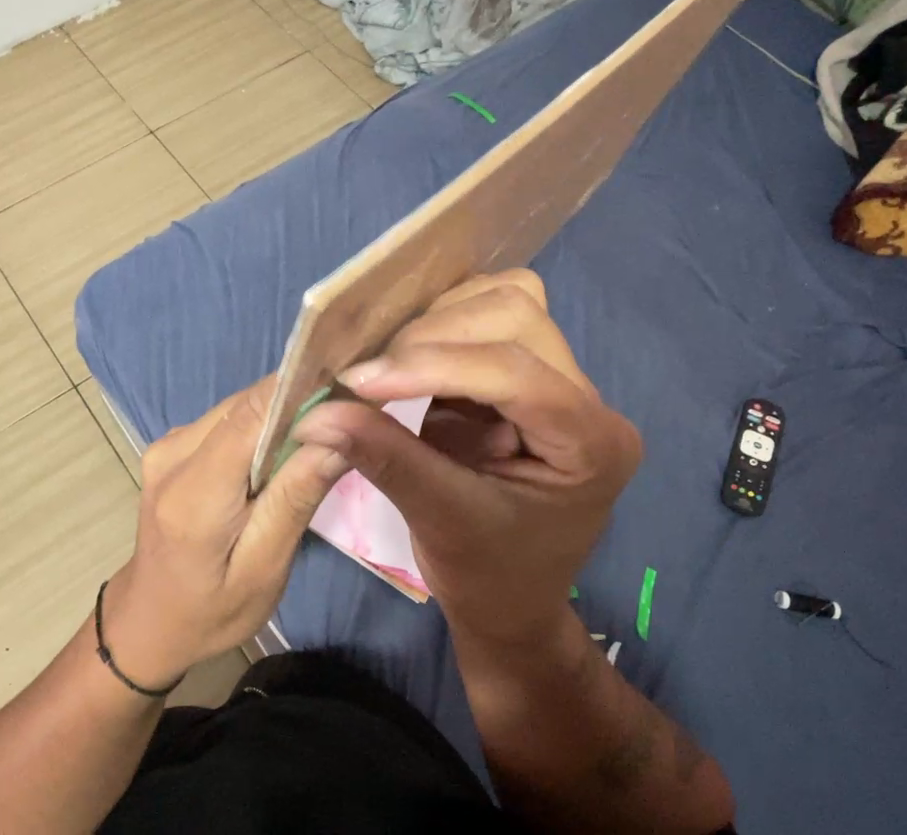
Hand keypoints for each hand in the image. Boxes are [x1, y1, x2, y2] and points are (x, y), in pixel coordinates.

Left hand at [101, 377, 351, 690]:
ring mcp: (167, 444)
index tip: (356, 383)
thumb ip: (294, 500)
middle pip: (248, 405)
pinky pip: (227, 421)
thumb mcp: (264, 569)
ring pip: (240, 408)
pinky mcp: (172, 446)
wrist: (149, 620)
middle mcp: (173, 453)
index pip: (252, 412)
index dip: (303, 387)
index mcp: (194, 491)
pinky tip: (289, 448)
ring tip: (332, 430)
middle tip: (358, 414)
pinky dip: (262, 428)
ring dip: (284, 415)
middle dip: (302, 402)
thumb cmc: (211, 611)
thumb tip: (337, 434)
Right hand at [292, 270, 641, 645]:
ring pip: (503, 303)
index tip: (358, 381)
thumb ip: (385, 456)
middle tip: (366, 375)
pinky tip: (399, 361)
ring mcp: (559, 380)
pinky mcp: (524, 374)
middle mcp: (588, 399)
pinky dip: (434, 331)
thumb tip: (315, 413)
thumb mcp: (438, 520)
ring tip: (383, 366)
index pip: (514, 373)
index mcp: (591, 444)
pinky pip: (483, 322)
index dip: (433, 366)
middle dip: (431, 336)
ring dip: (433, 325)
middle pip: (515, 316)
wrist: (510, 603)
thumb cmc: (488, 575)